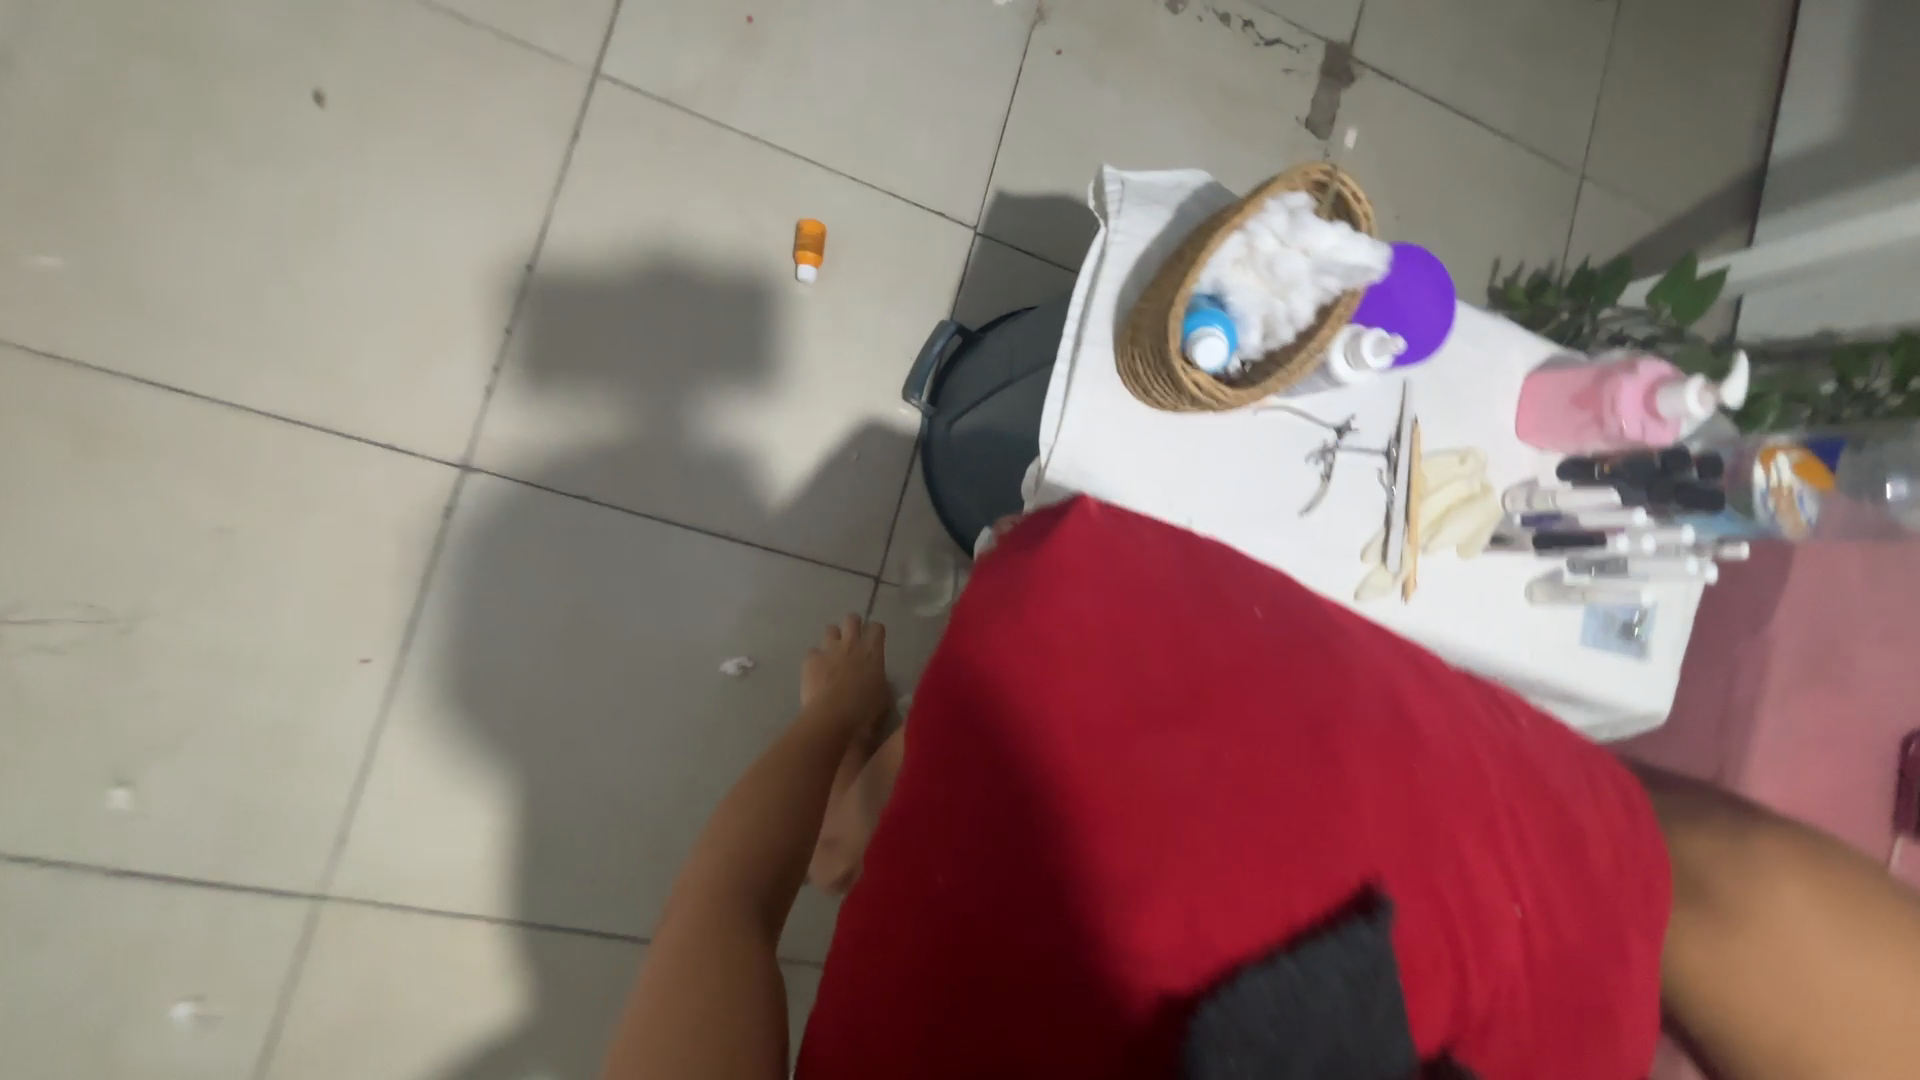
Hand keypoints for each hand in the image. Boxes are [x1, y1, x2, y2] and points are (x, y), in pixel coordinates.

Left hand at [801, 614, 889, 728]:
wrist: (833, 714)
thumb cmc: (864, 707)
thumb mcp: (882, 694)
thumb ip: (879, 679)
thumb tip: (876, 677)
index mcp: (872, 652)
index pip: (877, 628)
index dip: (875, 632)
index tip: (874, 640)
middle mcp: (851, 644)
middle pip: (851, 619)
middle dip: (852, 624)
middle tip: (852, 639)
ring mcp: (829, 649)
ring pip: (830, 629)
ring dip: (833, 638)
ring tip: (833, 653)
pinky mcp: (811, 659)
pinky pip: (813, 651)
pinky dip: (815, 659)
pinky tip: (816, 671)